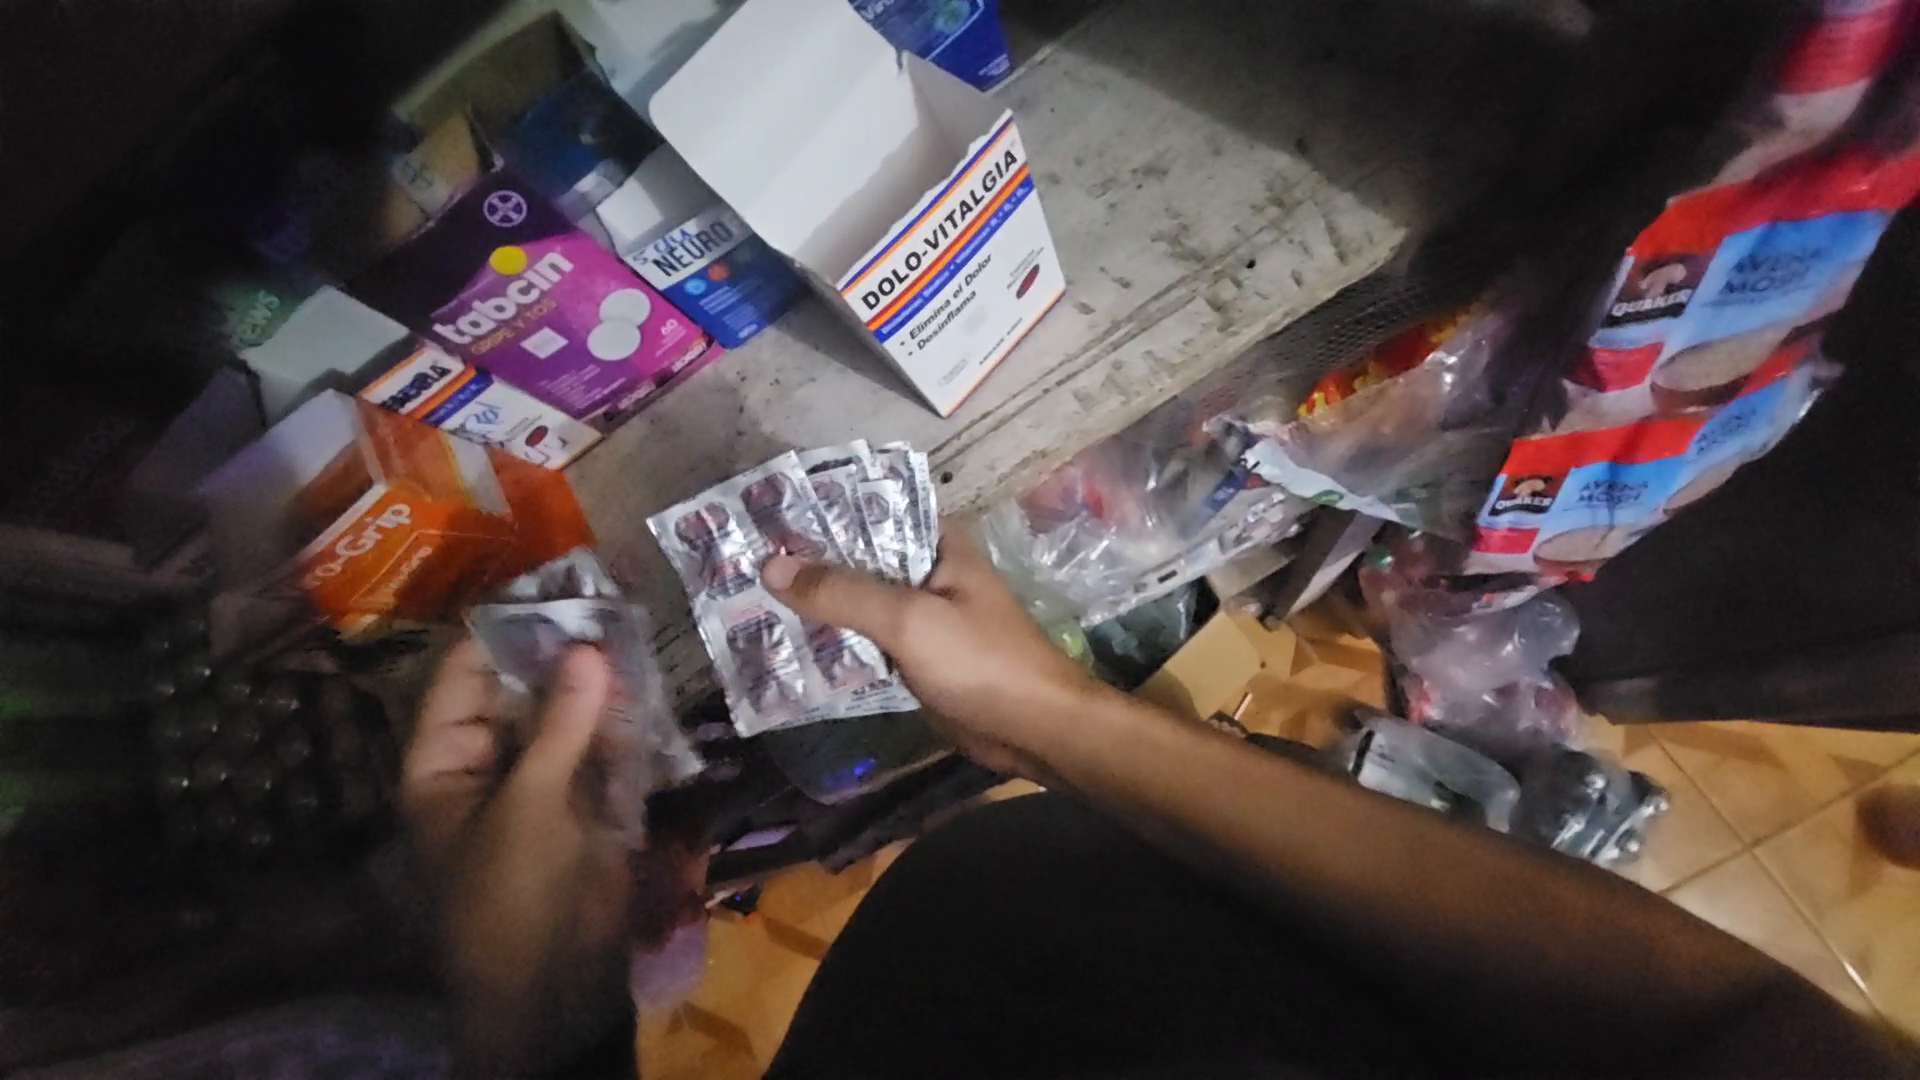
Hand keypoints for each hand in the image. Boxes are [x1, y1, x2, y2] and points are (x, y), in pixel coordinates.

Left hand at [401, 641, 632, 1073]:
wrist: (557, 973)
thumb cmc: (512, 891)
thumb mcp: (530, 805)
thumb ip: (561, 725)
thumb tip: (591, 649)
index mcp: (446, 763)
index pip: (463, 680)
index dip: (500, 635)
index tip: (547, 590)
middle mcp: (490, 759)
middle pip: (520, 690)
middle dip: (558, 653)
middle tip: (602, 601)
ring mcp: (542, 775)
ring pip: (565, 711)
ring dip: (595, 680)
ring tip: (629, 628)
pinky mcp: (587, 791)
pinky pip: (600, 739)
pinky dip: (619, 714)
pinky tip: (645, 681)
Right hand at [763, 527, 1105, 778]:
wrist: (1034, 729)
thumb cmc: (981, 662)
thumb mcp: (909, 619)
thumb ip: (844, 592)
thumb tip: (772, 566)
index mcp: (936, 542)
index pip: (869, 510)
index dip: (819, 512)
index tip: (763, 516)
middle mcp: (926, 570)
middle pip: (858, 557)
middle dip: (807, 562)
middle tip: (740, 562)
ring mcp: (921, 614)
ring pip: (858, 601)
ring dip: (816, 604)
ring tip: (747, 598)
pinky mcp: (915, 654)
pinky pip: (866, 639)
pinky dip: (834, 640)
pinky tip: (787, 643)